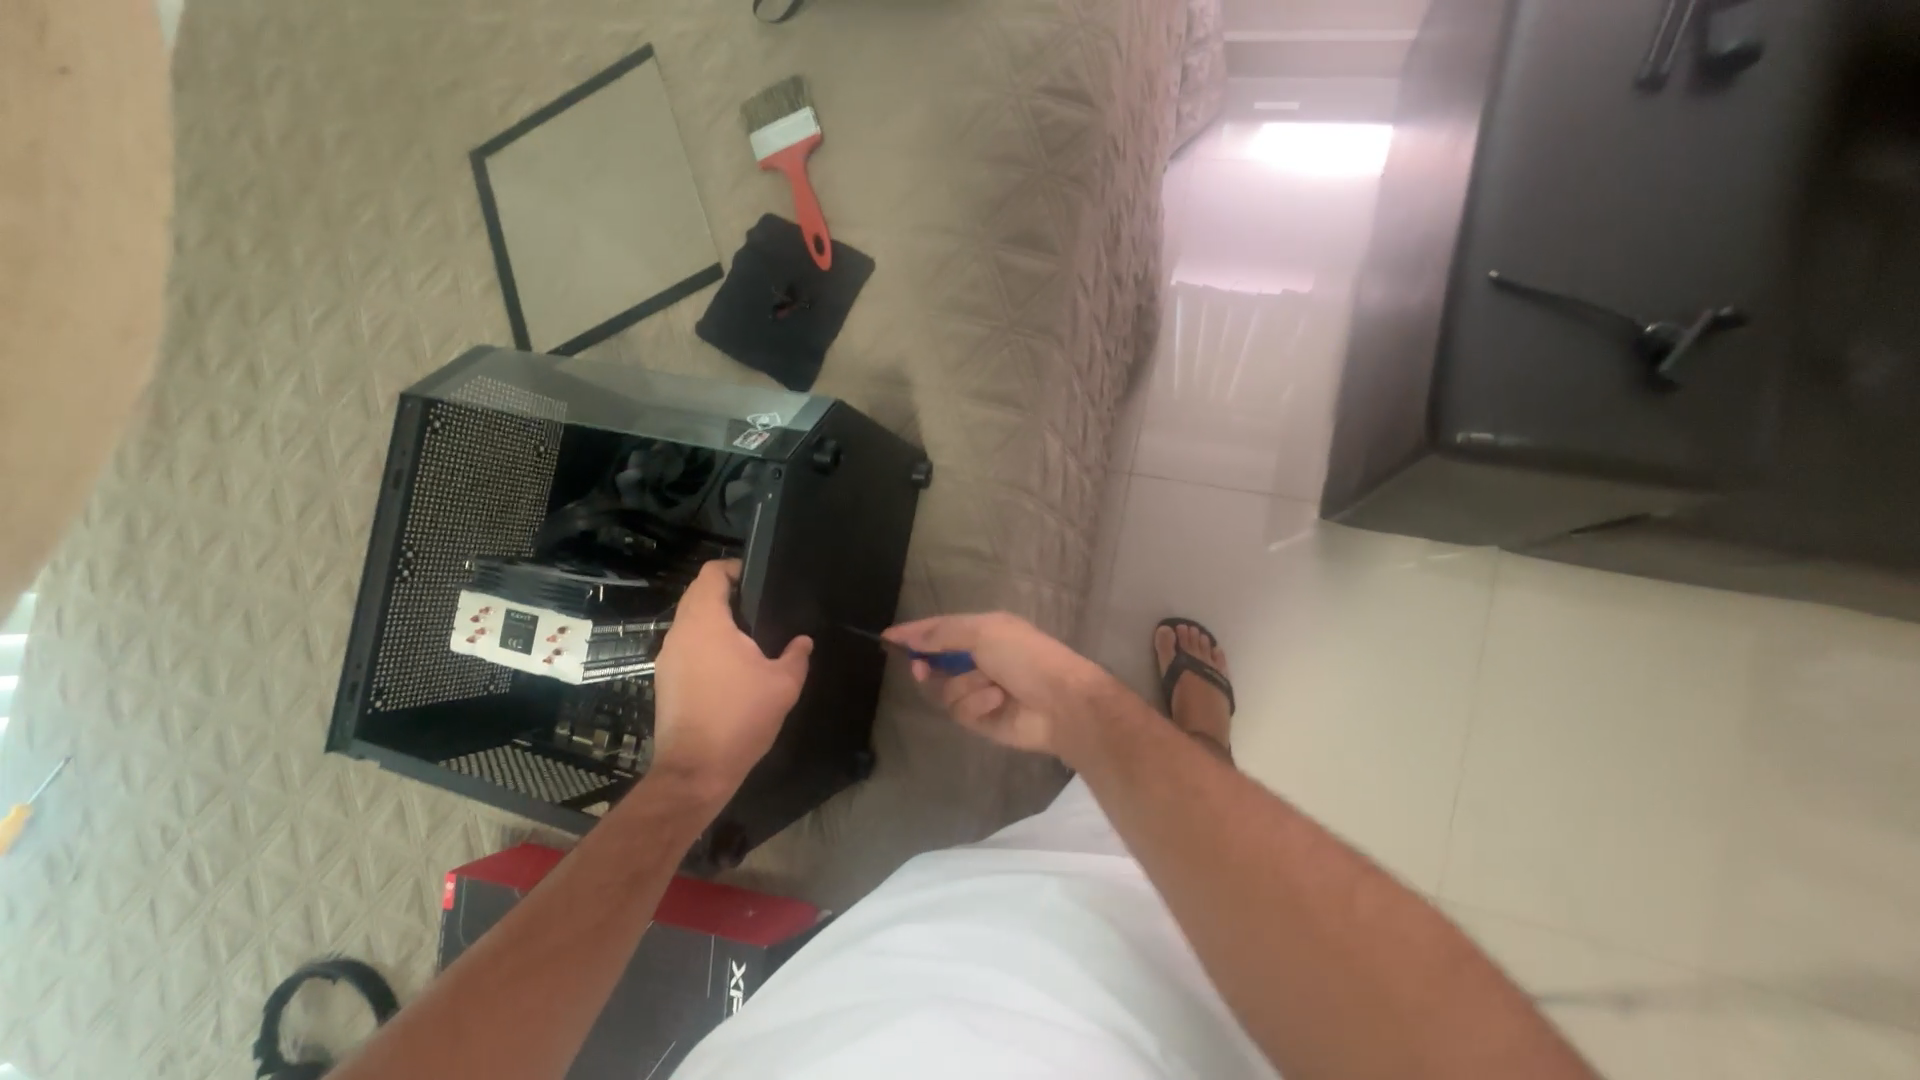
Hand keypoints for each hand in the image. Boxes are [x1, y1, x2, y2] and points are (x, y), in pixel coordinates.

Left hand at [651, 560, 811, 804]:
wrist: (697, 769)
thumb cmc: (740, 717)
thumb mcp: (783, 684)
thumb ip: (796, 656)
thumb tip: (803, 642)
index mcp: (706, 622)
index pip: (712, 574)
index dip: (734, 568)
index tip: (758, 578)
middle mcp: (680, 632)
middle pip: (697, 595)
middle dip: (726, 594)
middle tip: (759, 607)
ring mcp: (667, 657)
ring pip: (689, 623)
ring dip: (714, 621)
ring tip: (749, 637)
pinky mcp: (664, 680)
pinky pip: (685, 647)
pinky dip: (705, 645)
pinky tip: (730, 667)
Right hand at [885, 613, 1109, 761]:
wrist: (1062, 702)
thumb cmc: (1026, 657)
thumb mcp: (984, 632)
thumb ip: (943, 634)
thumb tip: (909, 636)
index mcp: (982, 632)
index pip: (939, 630)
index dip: (914, 633)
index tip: (886, 638)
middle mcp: (979, 660)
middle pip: (936, 664)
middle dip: (929, 666)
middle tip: (922, 669)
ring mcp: (980, 692)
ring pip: (945, 691)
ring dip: (966, 687)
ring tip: (992, 687)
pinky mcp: (983, 720)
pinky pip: (961, 712)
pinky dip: (978, 705)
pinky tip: (999, 702)